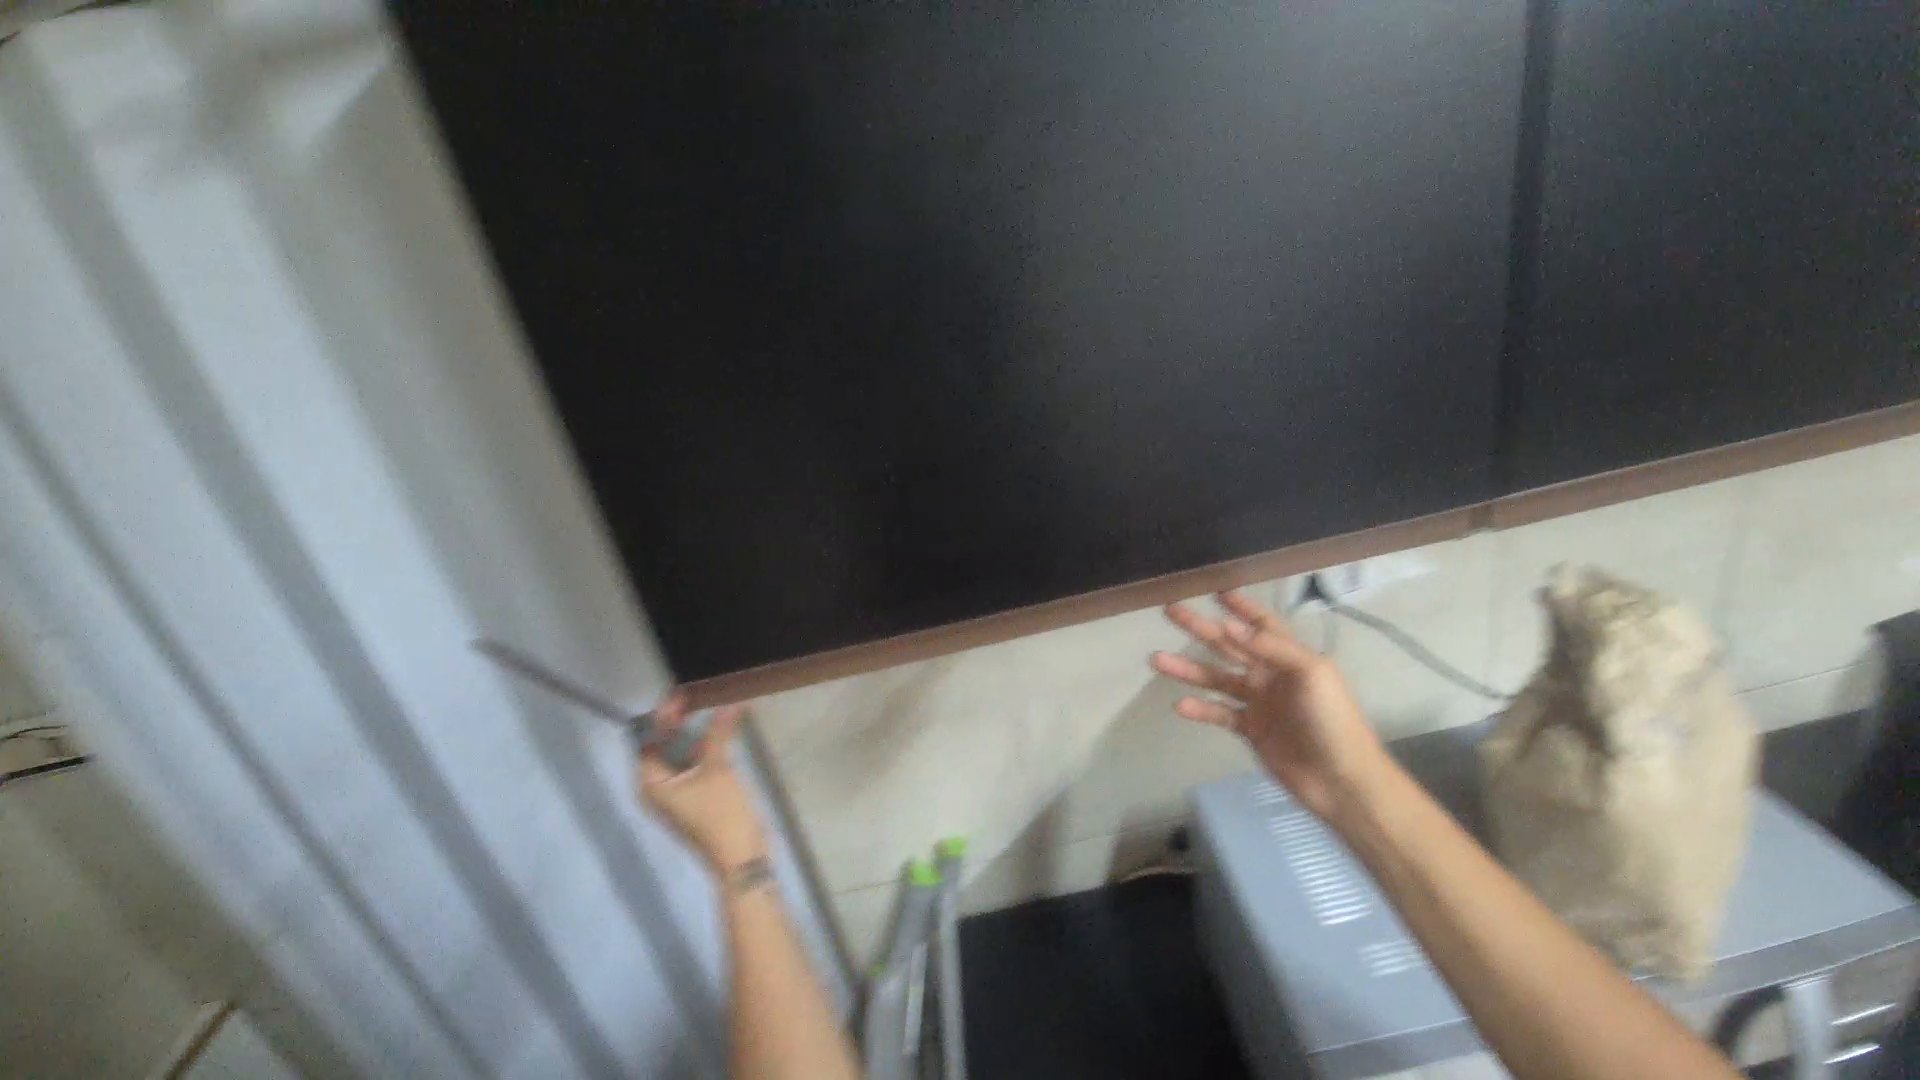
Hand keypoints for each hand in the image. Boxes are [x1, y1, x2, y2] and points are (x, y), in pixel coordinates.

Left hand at [635, 695, 767, 873]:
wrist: (741, 857)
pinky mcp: (698, 799)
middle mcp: (659, 789)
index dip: (663, 717)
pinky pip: (695, 767)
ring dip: (695, 736)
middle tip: (697, 699)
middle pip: (663, 748)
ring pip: (681, 757)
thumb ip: (719, 734)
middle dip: (679, 724)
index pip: (649, 741)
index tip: (682, 696)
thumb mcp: (718, 769)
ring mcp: (679, 795)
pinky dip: (705, 750)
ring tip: (711, 710)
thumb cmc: (720, 814)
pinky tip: (721, 735)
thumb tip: (731, 703)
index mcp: (652, 784)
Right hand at [1151, 590, 1387, 820]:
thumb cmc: (1332, 720)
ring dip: (1189, 669)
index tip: (1216, 590)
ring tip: (1157, 659)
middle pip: (1230, 646)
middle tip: (1172, 612)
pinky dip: (1201, 709)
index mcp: (1291, 657)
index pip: (1262, 624)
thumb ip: (1270, 647)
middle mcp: (1272, 674)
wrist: (1341, 779)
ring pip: (1217, 679)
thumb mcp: (1310, 673)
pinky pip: (1220, 713)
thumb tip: (1227, 623)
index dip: (1241, 607)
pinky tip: (1180, 705)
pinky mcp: (1251, 730)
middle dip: (1201, 629)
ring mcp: (1260, 703)